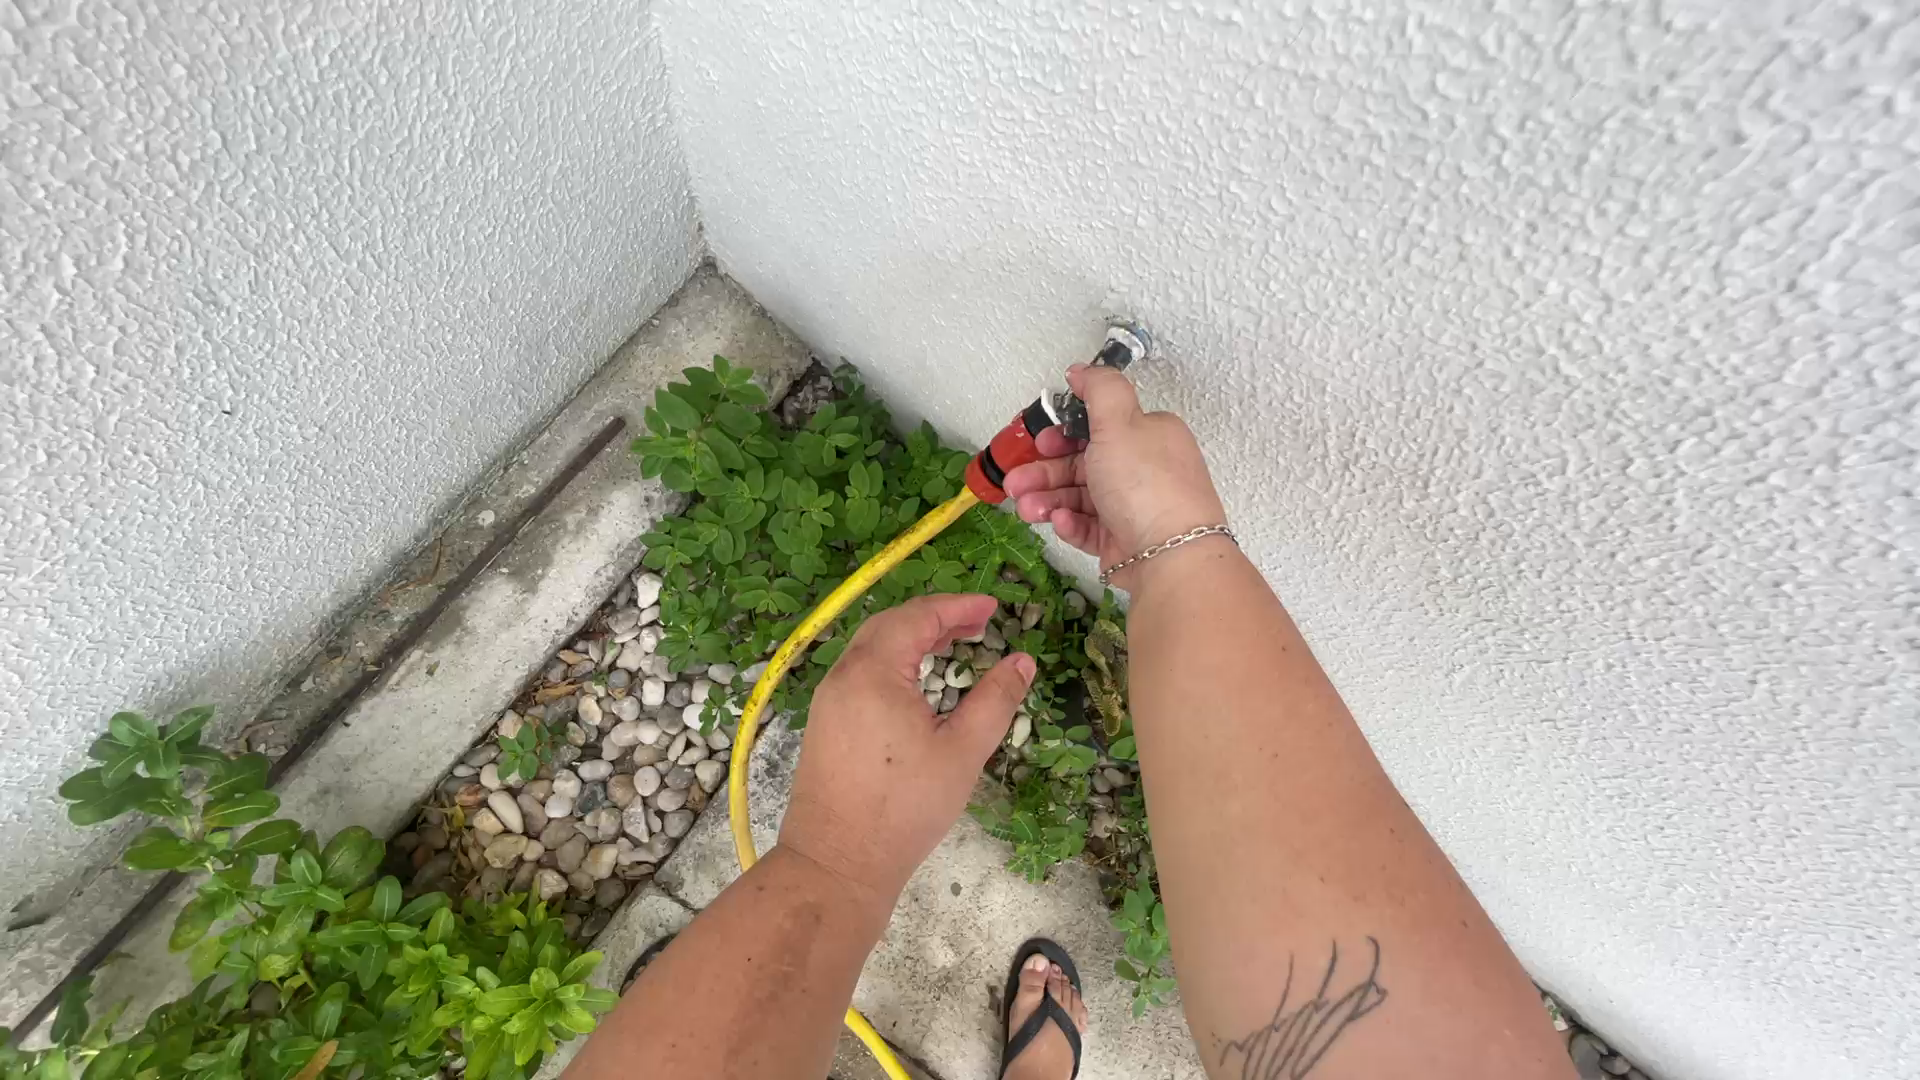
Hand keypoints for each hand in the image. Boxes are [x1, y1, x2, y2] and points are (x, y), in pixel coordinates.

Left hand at [778, 594, 1036, 902]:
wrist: (836, 863)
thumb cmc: (904, 808)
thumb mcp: (961, 752)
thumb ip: (995, 700)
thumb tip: (1023, 661)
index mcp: (874, 671)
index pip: (918, 617)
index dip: (958, 607)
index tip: (993, 607)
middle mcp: (844, 674)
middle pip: (891, 624)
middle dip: (936, 617)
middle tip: (977, 625)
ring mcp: (829, 697)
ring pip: (873, 647)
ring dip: (913, 637)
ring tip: (953, 644)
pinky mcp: (825, 720)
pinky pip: (861, 670)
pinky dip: (894, 660)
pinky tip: (916, 680)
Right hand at [1002, 364, 1226, 589]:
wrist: (1169, 555)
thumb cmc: (1144, 484)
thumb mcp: (1120, 422)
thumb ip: (1099, 389)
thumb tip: (1081, 370)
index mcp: (1147, 435)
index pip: (1098, 428)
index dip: (1063, 434)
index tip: (1040, 442)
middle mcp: (1141, 469)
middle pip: (1080, 464)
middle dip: (1043, 472)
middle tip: (1015, 483)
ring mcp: (1131, 506)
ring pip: (1078, 497)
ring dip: (1047, 500)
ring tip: (1025, 509)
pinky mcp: (1120, 539)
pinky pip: (1087, 526)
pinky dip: (1069, 523)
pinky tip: (1060, 523)